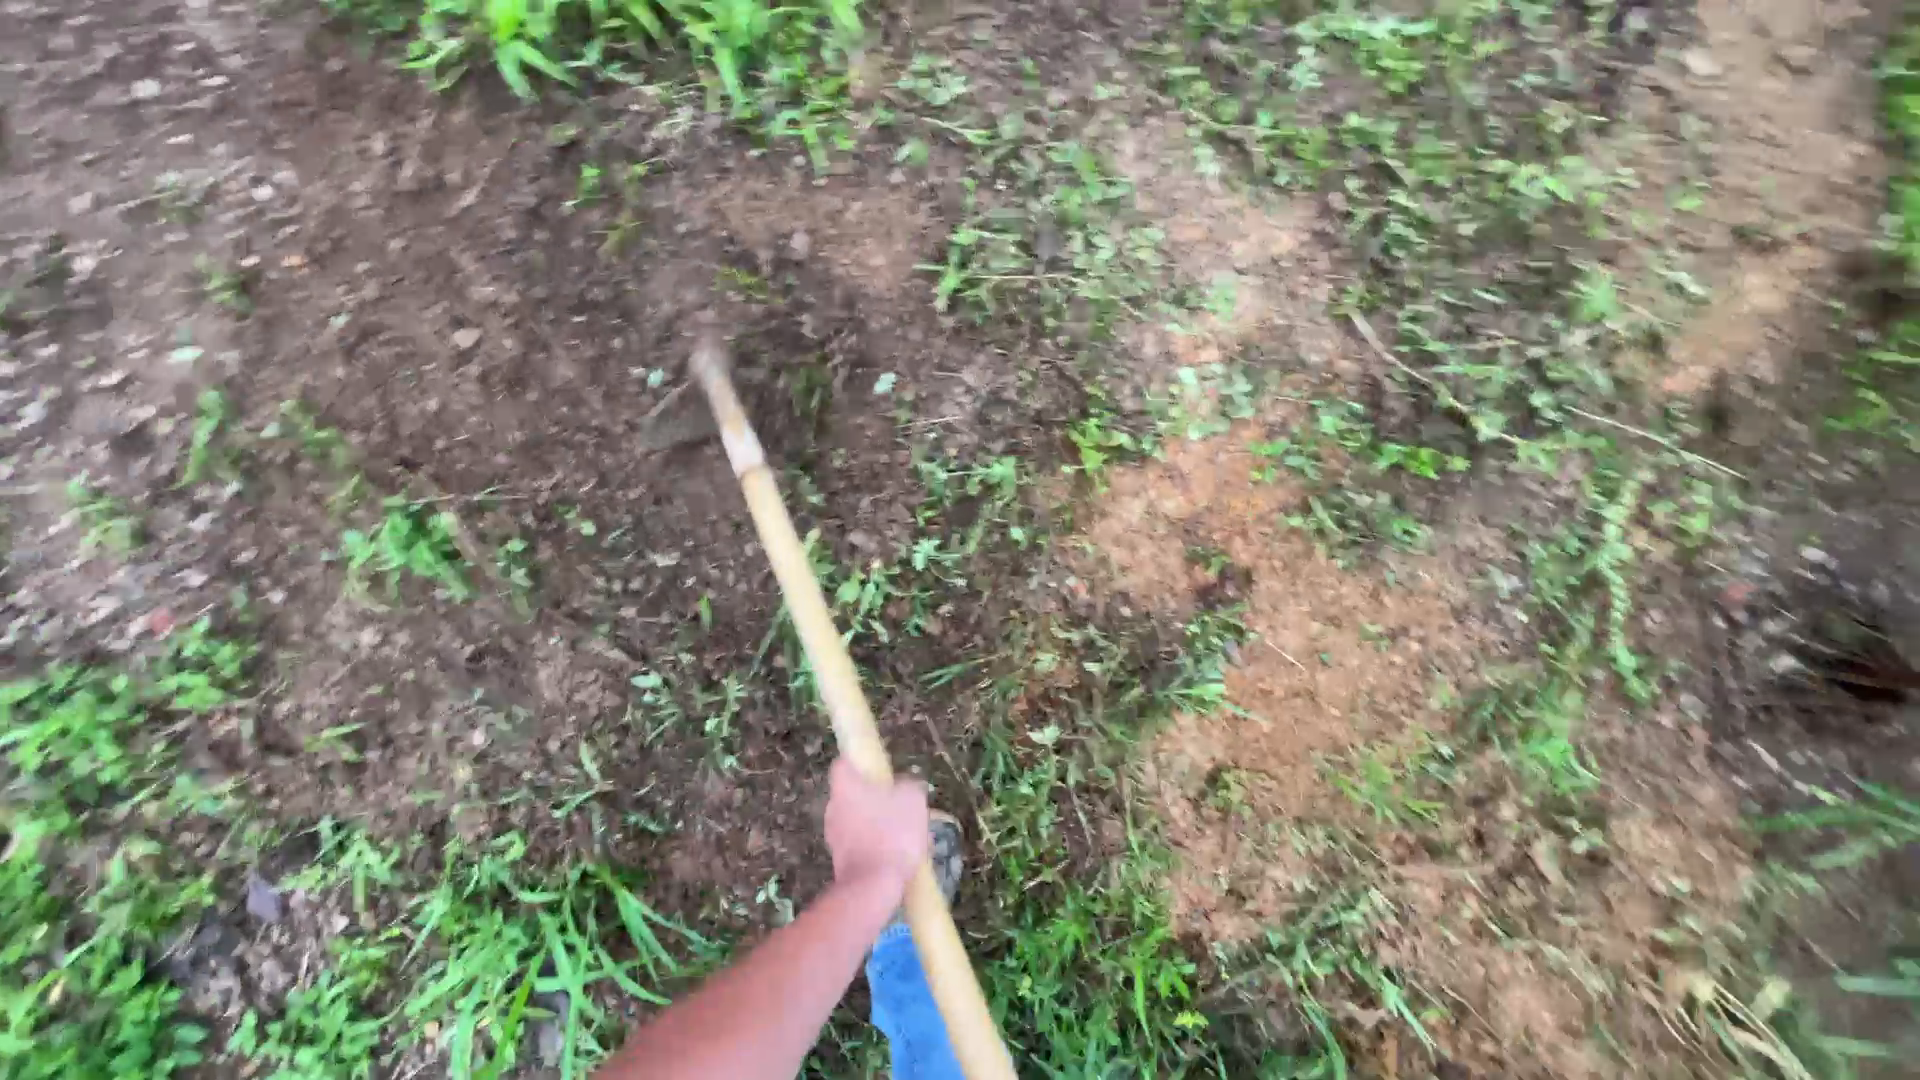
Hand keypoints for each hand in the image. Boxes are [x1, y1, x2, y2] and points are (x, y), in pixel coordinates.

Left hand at [823, 758, 928, 896]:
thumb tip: (906, 785)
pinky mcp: (840, 861)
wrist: (873, 886)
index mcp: (845, 787)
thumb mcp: (912, 800)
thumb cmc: (891, 834)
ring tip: (907, 837)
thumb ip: (909, 785)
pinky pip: (861, 845)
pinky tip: (899, 857)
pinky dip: (876, 847)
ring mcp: (833, 836)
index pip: (843, 764)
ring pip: (859, 821)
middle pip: (854, 795)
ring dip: (878, 825)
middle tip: (901, 807)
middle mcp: (833, 808)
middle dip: (876, 800)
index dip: (860, 764)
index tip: (879, 772)